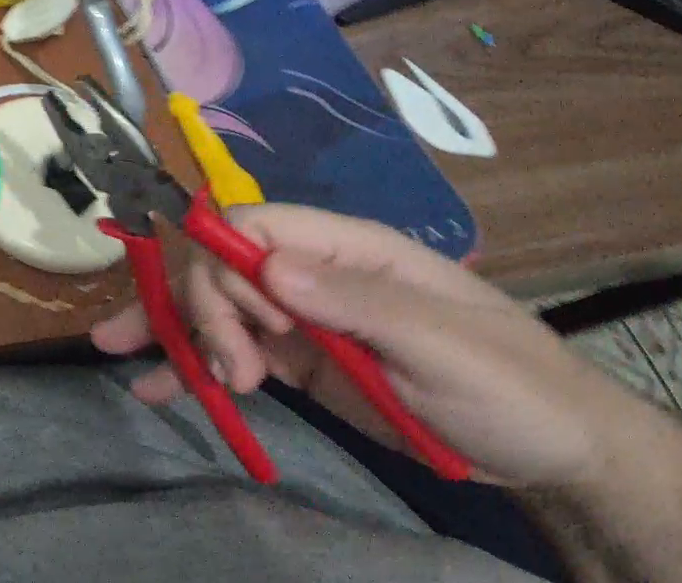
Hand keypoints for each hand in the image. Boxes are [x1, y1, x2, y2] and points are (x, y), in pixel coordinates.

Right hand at [92, 203, 647, 488]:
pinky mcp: (294, 361)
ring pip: (210, 308)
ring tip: (125, 362)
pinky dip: (189, 368)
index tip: (250, 326)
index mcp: (345, 249)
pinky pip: (228, 354)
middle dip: (203, 314)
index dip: (225, 265)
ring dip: (171, 333)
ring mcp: (298, 318)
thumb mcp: (447, 345)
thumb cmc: (514, 387)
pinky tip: (154, 386)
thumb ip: (359, 302)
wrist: (556, 455)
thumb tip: (268, 266)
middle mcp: (310, 274)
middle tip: (229, 375)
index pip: (252, 226)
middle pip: (218, 268)